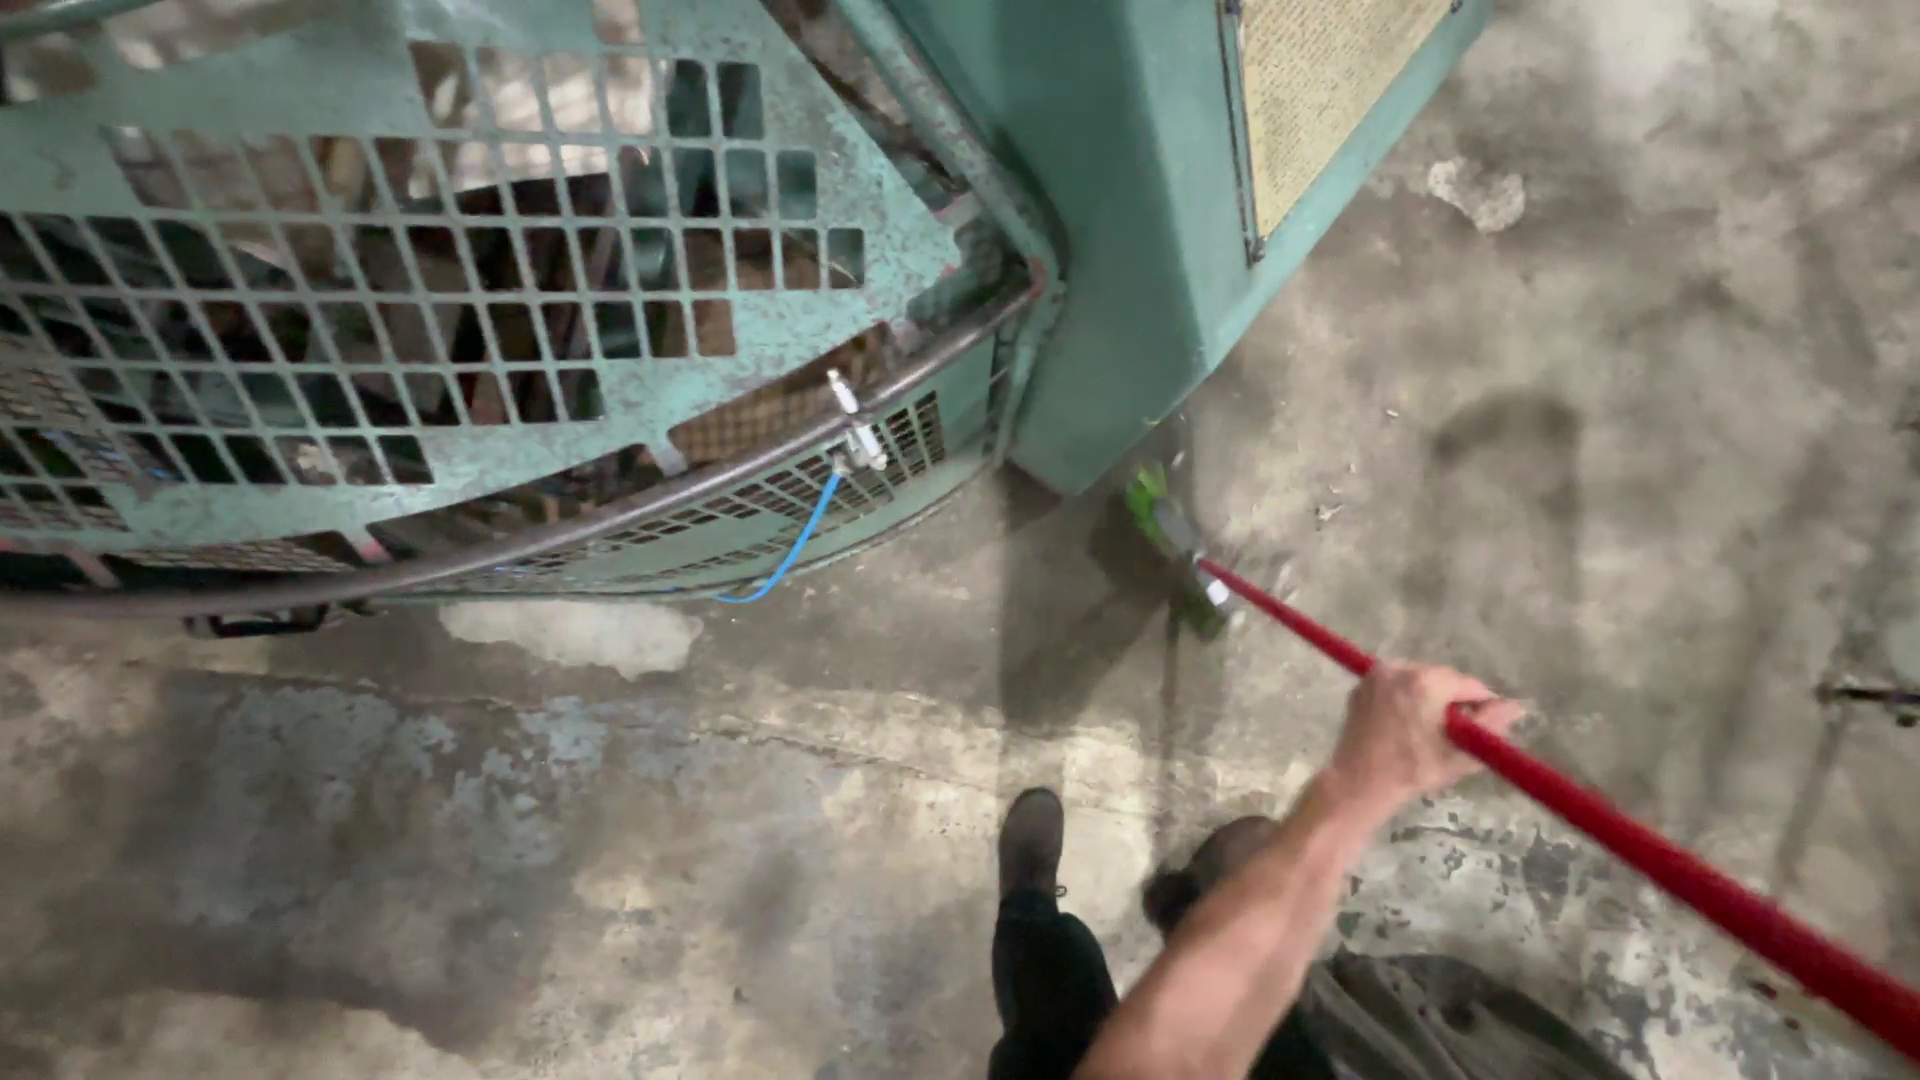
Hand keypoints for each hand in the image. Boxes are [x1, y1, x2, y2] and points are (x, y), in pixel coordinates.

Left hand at [1327, 661, 1526, 811]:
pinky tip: (1407, 721)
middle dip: (1453, 699)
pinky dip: (1405, 695)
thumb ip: (1490, 726)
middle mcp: (1396, 669)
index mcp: (1423, 682)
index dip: (1482, 704)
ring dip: (1430, 695)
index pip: (1468, 685)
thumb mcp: (1460, 752)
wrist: (1360, 778)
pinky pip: (1394, 683)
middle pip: (1441, 677)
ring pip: (1417, 678)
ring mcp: (1374, 675)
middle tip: (1455, 729)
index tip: (1483, 725)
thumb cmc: (1413, 769)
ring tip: (1431, 727)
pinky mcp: (1360, 686)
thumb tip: (1516, 706)